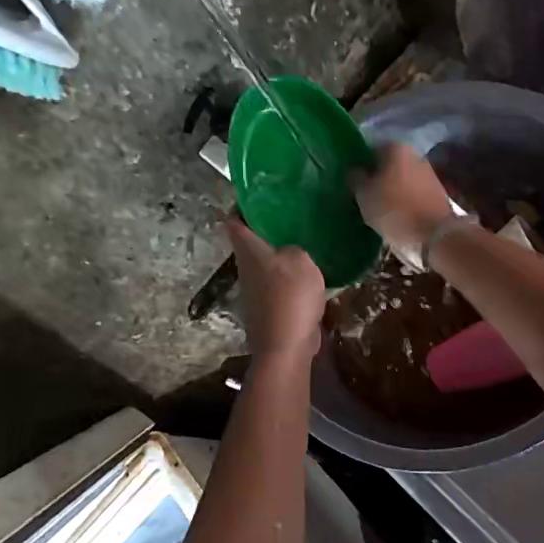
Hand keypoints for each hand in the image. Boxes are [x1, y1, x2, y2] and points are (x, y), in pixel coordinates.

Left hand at [226, 219, 325, 361]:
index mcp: (248, 251)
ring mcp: (254, 292)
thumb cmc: (290, 296)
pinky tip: (308, 274)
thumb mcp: (301, 260)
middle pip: (249, 243)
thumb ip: (294, 248)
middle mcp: (245, 269)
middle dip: (265, 230)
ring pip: (264, 264)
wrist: (285, 347)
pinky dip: (288, 278)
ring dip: (279, 254)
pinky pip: (277, 285)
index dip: (241, 206)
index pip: (234, 221)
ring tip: (303, 241)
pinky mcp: (268, 309)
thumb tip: (288, 252)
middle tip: (289, 215)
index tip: (256, 195)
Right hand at [353, 144, 453, 266]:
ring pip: (400, 178)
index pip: (370, 150)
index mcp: (395, 148)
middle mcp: (414, 154)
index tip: (351, 180)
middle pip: (387, 164)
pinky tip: (395, 214)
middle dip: (376, 177)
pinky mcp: (437, 192)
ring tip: (377, 208)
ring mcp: (428, 173)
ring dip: (390, 190)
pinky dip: (402, 200)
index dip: (359, 164)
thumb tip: (354, 170)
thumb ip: (356, 178)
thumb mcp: (364, 195)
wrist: (435, 233)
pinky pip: (412, 192)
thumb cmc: (393, 209)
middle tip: (362, 195)